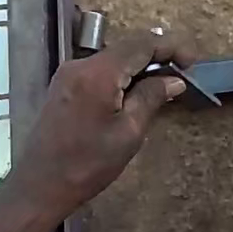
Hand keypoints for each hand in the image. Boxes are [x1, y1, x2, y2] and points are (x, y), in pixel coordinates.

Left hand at [4, 33, 191, 215]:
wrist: (39, 187)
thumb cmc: (88, 164)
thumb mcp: (129, 132)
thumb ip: (151, 97)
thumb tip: (174, 80)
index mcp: (98, 73)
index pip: (141, 44)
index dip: (170, 47)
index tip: (192, 61)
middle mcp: (80, 65)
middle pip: (126, 48)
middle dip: (157, 56)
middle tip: (182, 74)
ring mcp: (69, 75)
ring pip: (113, 59)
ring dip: (140, 67)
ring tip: (164, 84)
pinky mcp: (64, 87)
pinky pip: (100, 71)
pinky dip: (122, 76)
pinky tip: (137, 92)